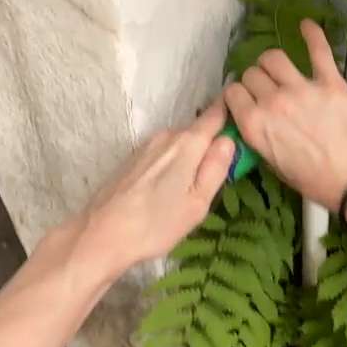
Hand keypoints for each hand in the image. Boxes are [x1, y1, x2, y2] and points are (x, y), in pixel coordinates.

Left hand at [47, 100, 235, 282]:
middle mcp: (167, 135)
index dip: (231, 112)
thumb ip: (217, 167)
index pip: (216, 114)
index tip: (244, 118)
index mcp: (188, 143)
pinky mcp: (134, 158)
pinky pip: (164, 153)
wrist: (103, 233)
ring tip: (192, 187)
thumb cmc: (157, 223)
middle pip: (198, 131)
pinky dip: (173, 164)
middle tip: (220, 174)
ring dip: (191, 157)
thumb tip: (229, 139)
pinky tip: (168, 190)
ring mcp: (147, 145)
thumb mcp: (198, 202)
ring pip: (180, 144)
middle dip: (211, 145)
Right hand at [223, 21, 346, 206]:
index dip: (238, 96)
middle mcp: (273, 101)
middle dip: (255, 81)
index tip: (245, 100)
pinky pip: (318, 50)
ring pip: (274, 58)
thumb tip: (255, 121)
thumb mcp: (275, 166)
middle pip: (251, 74)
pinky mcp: (330, 81)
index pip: (232, 93)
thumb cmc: (316, 182)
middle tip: (265, 89)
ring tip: (279, 69)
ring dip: (272, 62)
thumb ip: (260, 138)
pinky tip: (307, 25)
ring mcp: (302, 88)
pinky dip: (312, 34)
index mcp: (255, 125)